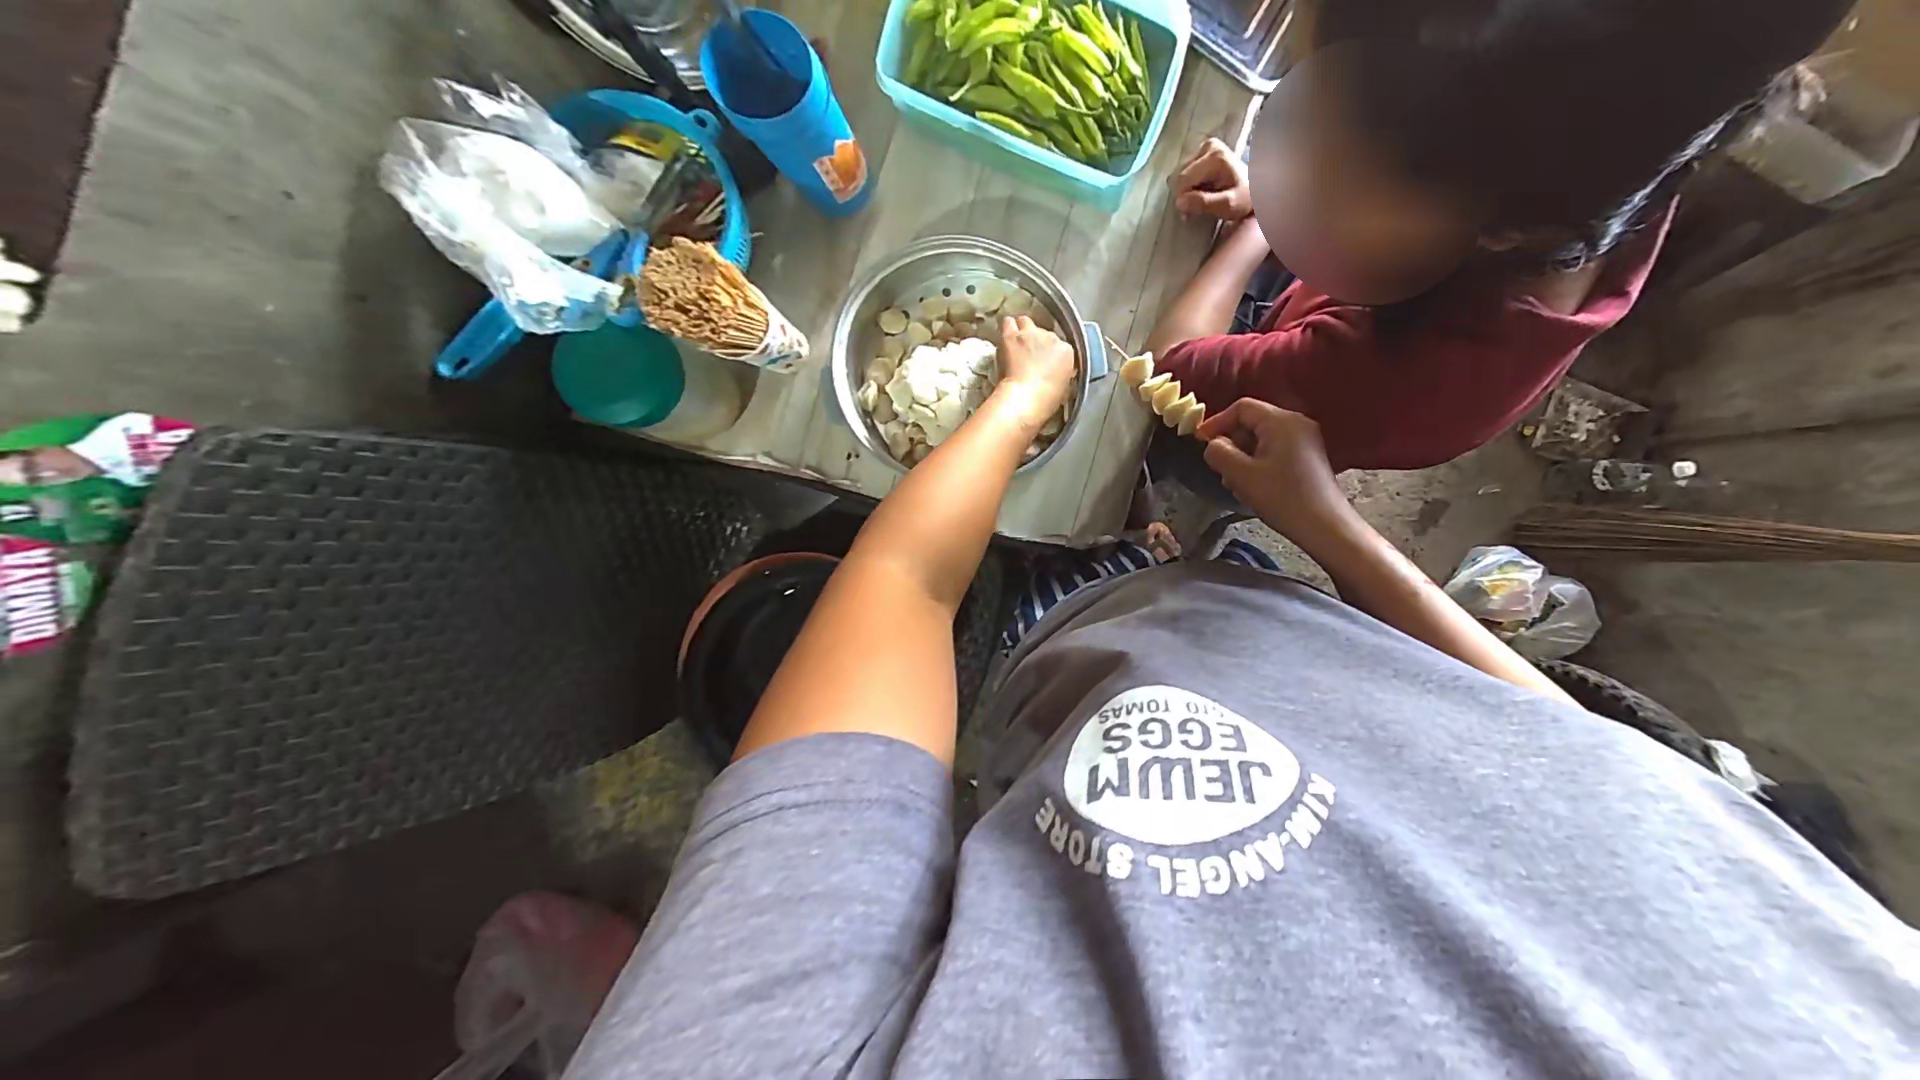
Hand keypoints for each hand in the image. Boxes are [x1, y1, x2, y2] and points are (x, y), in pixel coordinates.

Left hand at [994, 315, 1074, 428]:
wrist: (1026, 397)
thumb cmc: (1046, 399)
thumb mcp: (1063, 387)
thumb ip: (1060, 373)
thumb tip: (1055, 372)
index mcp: (1066, 351)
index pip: (1059, 345)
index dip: (1050, 353)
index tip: (1043, 362)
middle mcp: (1051, 337)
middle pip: (1043, 332)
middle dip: (1036, 341)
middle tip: (1028, 354)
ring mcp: (1030, 334)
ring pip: (1025, 321)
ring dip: (1021, 330)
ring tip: (1016, 343)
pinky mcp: (1011, 335)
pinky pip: (1008, 323)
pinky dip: (1007, 329)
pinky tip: (1005, 339)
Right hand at [1171, 137, 1251, 221]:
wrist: (1256, 187)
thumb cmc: (1243, 198)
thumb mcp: (1228, 205)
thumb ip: (1204, 203)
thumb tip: (1179, 202)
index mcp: (1215, 157)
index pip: (1183, 180)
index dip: (1182, 198)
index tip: (1189, 213)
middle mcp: (1208, 146)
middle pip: (1178, 175)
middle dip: (1182, 194)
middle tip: (1193, 207)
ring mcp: (1205, 146)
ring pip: (1178, 174)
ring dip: (1184, 189)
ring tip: (1198, 197)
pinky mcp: (1203, 150)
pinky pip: (1183, 171)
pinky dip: (1187, 183)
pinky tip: (1199, 188)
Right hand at [1197, 399, 1350, 543]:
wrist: (1324, 525)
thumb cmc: (1281, 497)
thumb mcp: (1240, 474)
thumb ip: (1218, 453)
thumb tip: (1213, 445)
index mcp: (1280, 421)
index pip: (1241, 407)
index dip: (1216, 421)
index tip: (1199, 441)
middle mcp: (1296, 423)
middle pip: (1253, 421)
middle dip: (1230, 440)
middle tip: (1217, 465)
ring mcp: (1306, 440)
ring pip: (1262, 437)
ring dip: (1242, 454)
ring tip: (1233, 479)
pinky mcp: (1309, 456)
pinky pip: (1275, 449)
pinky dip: (1257, 460)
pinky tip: (1252, 484)